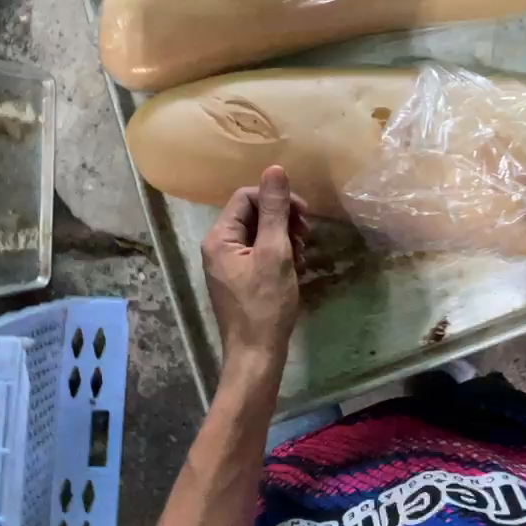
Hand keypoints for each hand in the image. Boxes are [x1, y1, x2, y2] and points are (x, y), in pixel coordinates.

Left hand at [201, 165, 309, 366]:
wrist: (257, 354)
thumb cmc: (266, 304)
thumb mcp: (275, 252)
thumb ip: (275, 210)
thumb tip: (275, 170)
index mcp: (219, 238)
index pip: (246, 197)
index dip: (277, 199)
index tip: (304, 214)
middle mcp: (218, 247)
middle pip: (253, 214)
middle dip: (283, 219)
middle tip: (307, 235)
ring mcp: (228, 265)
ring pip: (259, 234)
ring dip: (285, 237)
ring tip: (303, 254)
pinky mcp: (240, 279)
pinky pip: (260, 253)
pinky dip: (280, 254)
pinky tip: (297, 267)